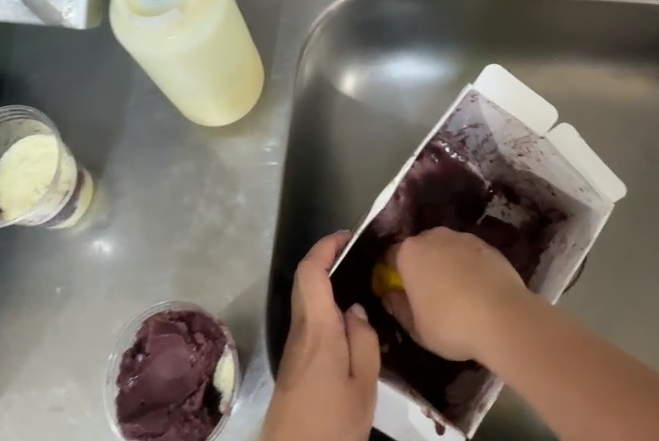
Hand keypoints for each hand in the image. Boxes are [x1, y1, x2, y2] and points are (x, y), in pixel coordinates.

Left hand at [261, 231, 380, 440]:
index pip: (311, 271)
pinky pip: (310, 323)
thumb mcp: (363, 385)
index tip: (347, 236)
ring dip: (327, 286)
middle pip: (306, 282)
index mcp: (317, 328)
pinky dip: (327, 310)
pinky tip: (350, 325)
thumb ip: (364, 342)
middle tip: (358, 258)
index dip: (325, 247)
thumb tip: (354, 309)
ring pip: (308, 303)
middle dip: (327, 261)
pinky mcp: (294, 365)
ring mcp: (294, 348)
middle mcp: (300, 331)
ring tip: (360, 287)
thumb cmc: (332, 423)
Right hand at [382, 228, 532, 361]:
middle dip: (422, 266)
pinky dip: (470, 268)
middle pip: (420, 248)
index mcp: (409, 252)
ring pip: (446, 249)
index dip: (393, 275)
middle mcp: (433, 236)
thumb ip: (398, 308)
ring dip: (447, 265)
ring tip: (458, 294)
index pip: (391, 256)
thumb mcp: (416, 328)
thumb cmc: (450, 324)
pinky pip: (470, 255)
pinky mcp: (488, 245)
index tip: (400, 294)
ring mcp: (462, 238)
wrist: (504, 317)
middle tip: (429, 295)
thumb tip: (390, 295)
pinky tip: (479, 291)